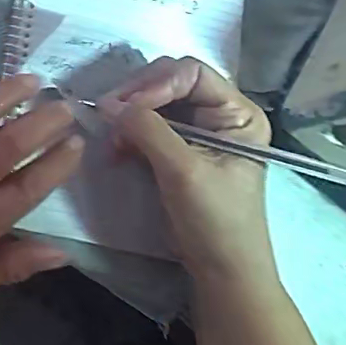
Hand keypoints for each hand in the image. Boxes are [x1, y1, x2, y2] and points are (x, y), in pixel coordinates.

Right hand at [99, 56, 276, 285]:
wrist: (221, 271)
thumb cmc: (216, 221)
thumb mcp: (183, 171)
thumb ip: (148, 130)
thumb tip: (108, 103)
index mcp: (237, 114)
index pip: (191, 74)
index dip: (156, 83)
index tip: (126, 106)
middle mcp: (219, 114)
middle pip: (170, 81)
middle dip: (138, 96)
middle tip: (109, 114)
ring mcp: (197, 130)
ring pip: (153, 102)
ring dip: (128, 115)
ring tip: (112, 139)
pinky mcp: (176, 148)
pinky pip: (145, 124)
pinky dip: (127, 131)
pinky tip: (115, 149)